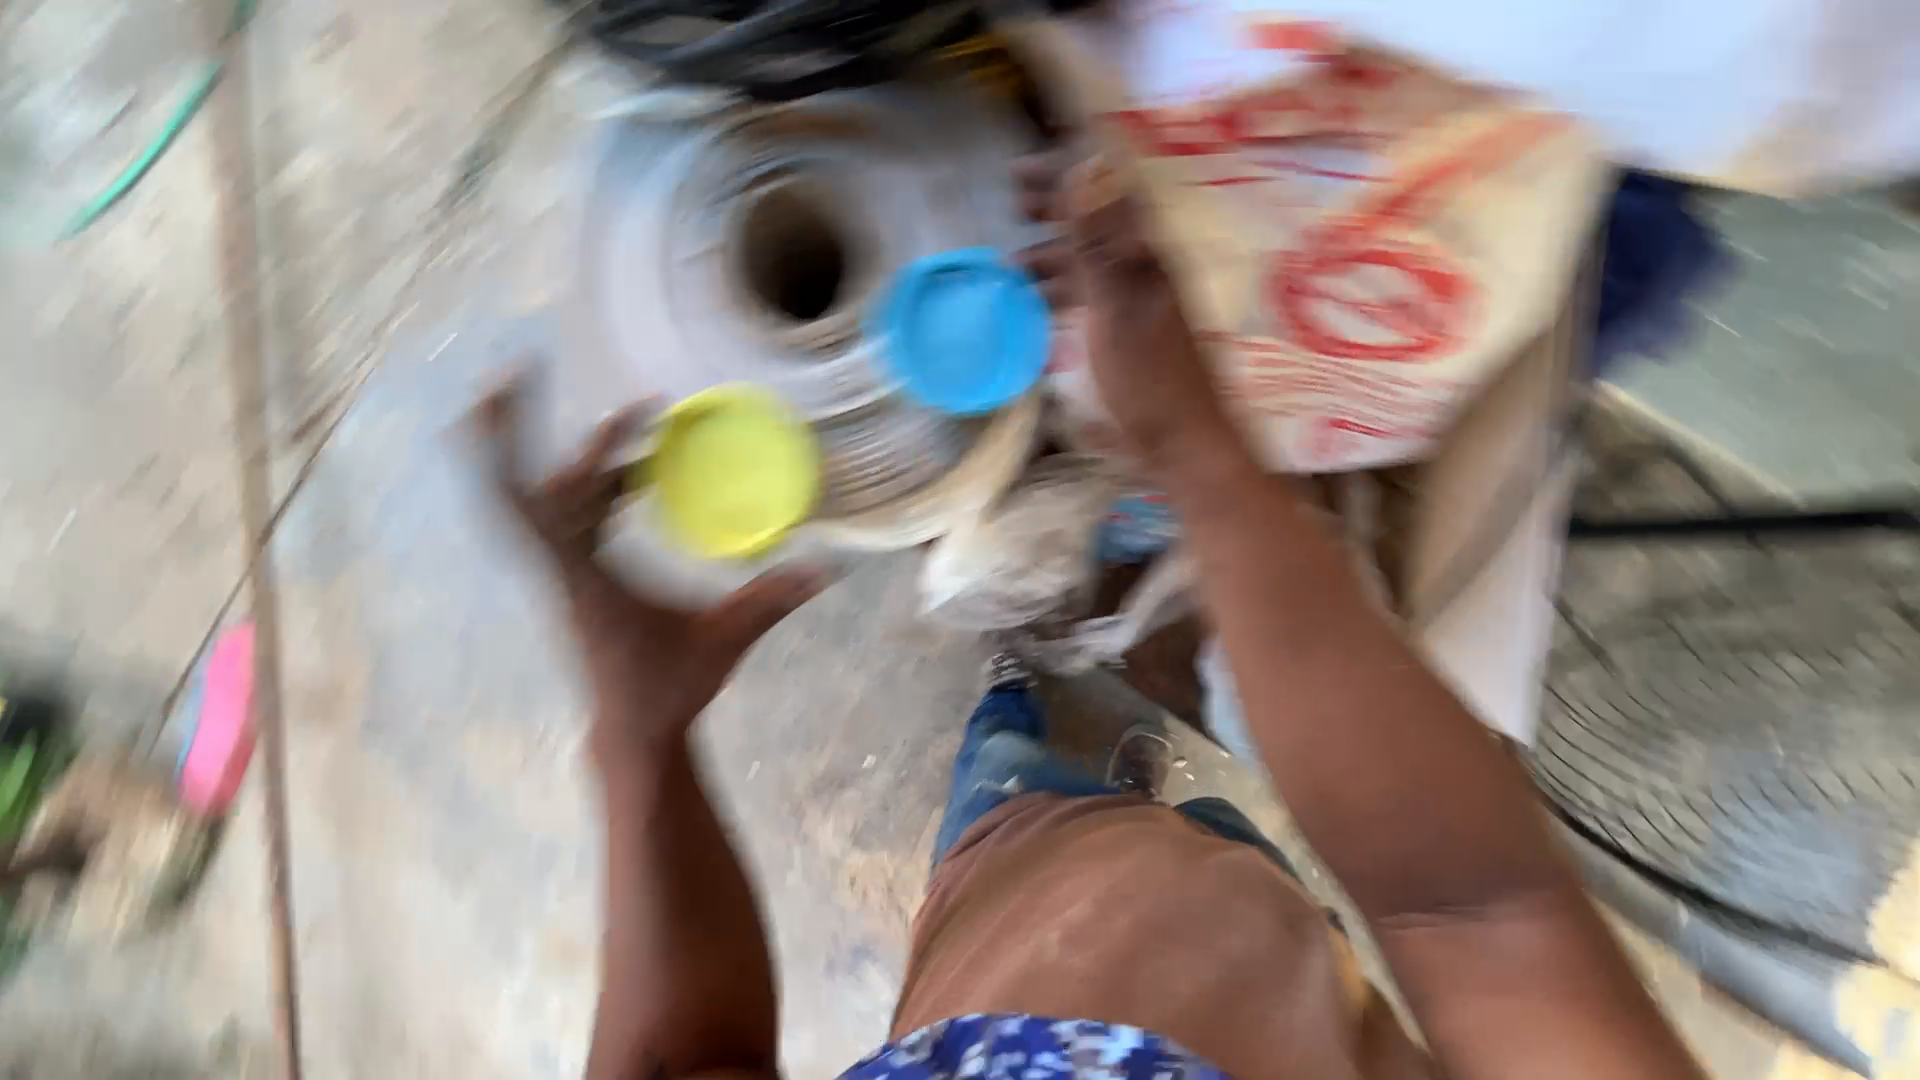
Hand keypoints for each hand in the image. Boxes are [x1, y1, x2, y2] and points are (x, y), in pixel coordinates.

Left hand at [470, 372, 822, 765]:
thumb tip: (830, 568)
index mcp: (596, 583)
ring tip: (534, 396)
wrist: (631, 731)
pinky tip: (623, 471)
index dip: (597, 453)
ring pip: (530, 503)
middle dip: (504, 435)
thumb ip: (774, 600)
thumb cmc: (672, 687)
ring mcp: (563, 574)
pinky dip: (581, 483)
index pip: (576, 508)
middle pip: (515, 496)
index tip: (639, 411)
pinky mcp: (574, 577)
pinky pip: (561, 518)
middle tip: (512, 373)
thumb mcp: (728, 640)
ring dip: (530, 451)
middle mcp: (566, 572)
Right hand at [1015, 152, 1239, 472]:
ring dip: (1052, 256)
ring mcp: (1135, 303)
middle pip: (1097, 221)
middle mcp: (1142, 270)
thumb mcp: (1116, 306)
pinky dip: (1060, 297)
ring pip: (1089, 263)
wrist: (1183, 441)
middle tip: (1014, 202)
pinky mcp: (1126, 335)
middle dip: (1056, 207)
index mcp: (1144, 255)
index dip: (1068, 172)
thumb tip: (1087, 166)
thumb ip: (1098, 240)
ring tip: (1013, 264)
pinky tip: (1035, 311)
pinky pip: (1089, 300)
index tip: (1024, 170)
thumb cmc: (1148, 378)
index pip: (1106, 190)